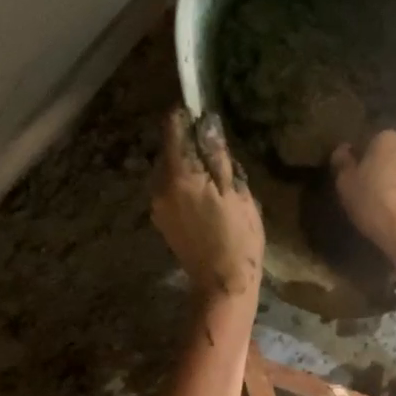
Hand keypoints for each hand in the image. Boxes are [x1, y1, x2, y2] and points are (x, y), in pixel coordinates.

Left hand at [152, 108, 263, 301]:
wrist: (221, 283)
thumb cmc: (237, 234)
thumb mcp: (237, 189)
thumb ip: (217, 154)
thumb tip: (206, 121)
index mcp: (179, 175)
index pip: (171, 128)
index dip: (186, 115)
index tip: (203, 112)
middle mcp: (159, 185)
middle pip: (169, 147)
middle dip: (190, 142)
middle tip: (220, 151)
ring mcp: (157, 204)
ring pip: (169, 167)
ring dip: (188, 163)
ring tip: (216, 176)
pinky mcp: (161, 219)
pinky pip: (170, 187)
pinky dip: (184, 182)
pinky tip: (206, 196)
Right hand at [330, 129, 395, 256]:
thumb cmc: (373, 200)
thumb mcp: (346, 183)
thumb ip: (343, 162)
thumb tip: (344, 149)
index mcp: (387, 139)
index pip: (370, 141)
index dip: (360, 157)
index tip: (353, 173)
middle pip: (390, 155)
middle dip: (380, 167)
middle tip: (366, 187)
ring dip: (395, 181)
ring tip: (382, 204)